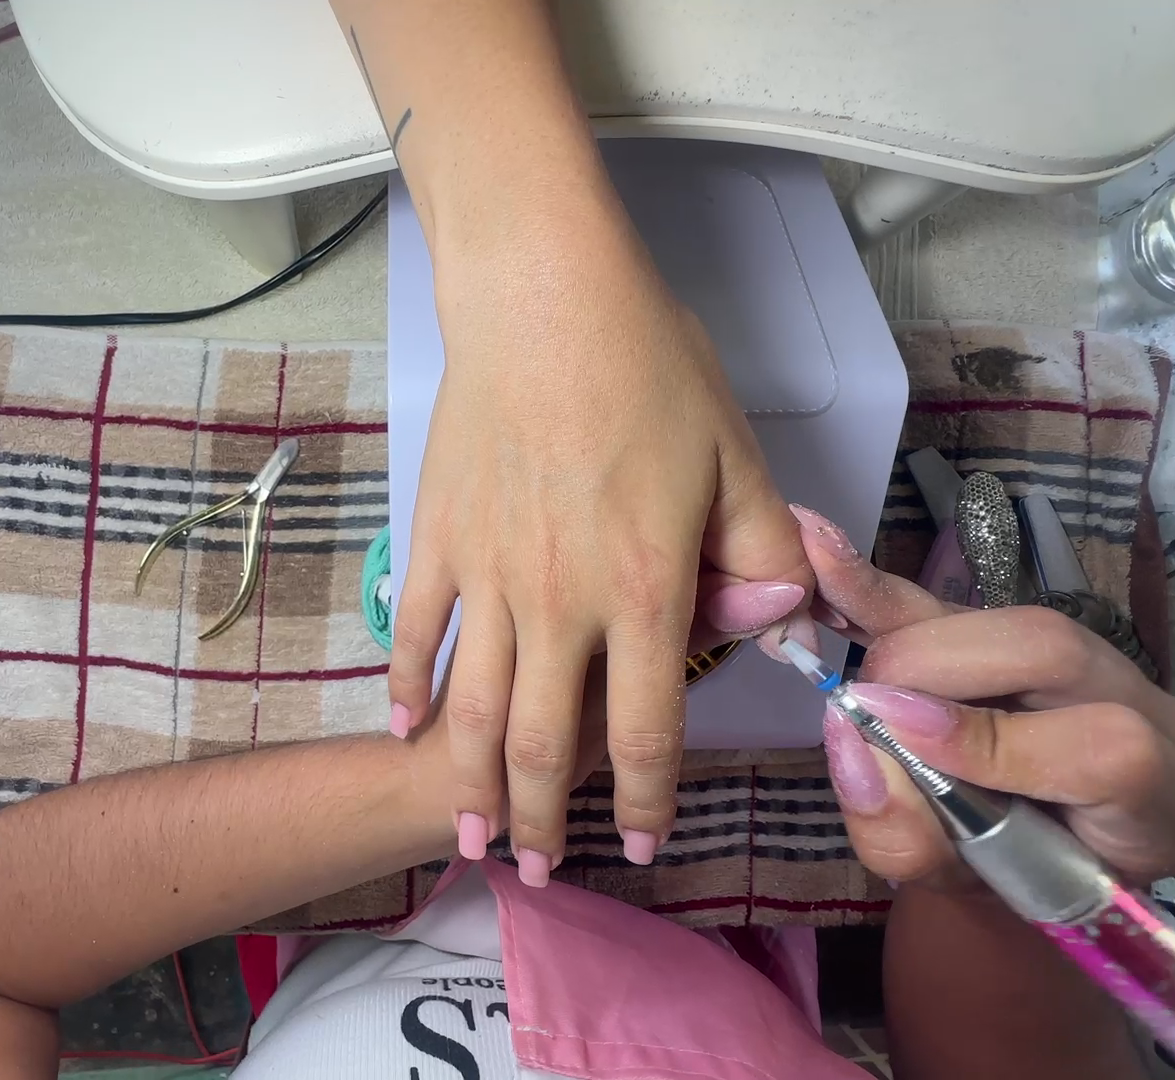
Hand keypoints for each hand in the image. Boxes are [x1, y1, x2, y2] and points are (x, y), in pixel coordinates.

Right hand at [392, 227, 809, 885]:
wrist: (541, 306)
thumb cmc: (645, 369)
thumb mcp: (735, 455)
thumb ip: (761, 556)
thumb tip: (772, 628)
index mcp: (645, 591)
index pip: (648, 730)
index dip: (649, 798)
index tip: (645, 843)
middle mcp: (560, 606)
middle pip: (547, 743)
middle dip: (545, 819)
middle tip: (537, 869)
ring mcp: (487, 579)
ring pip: (476, 708)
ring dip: (473, 781)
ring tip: (467, 834)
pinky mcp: (437, 543)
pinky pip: (417, 634)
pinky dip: (407, 688)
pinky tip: (402, 728)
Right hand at [790, 505, 1174, 889]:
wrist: (1018, 854)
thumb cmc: (992, 878)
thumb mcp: (947, 886)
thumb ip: (901, 834)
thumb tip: (849, 742)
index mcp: (1162, 809)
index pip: (1108, 750)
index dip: (993, 738)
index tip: (891, 731)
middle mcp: (1150, 719)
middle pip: (1052, 650)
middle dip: (932, 663)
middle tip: (860, 697)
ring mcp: (1097, 666)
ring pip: (1007, 617)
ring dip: (904, 629)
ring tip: (830, 638)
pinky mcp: (1022, 633)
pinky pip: (950, 603)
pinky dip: (876, 587)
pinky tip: (819, 551)